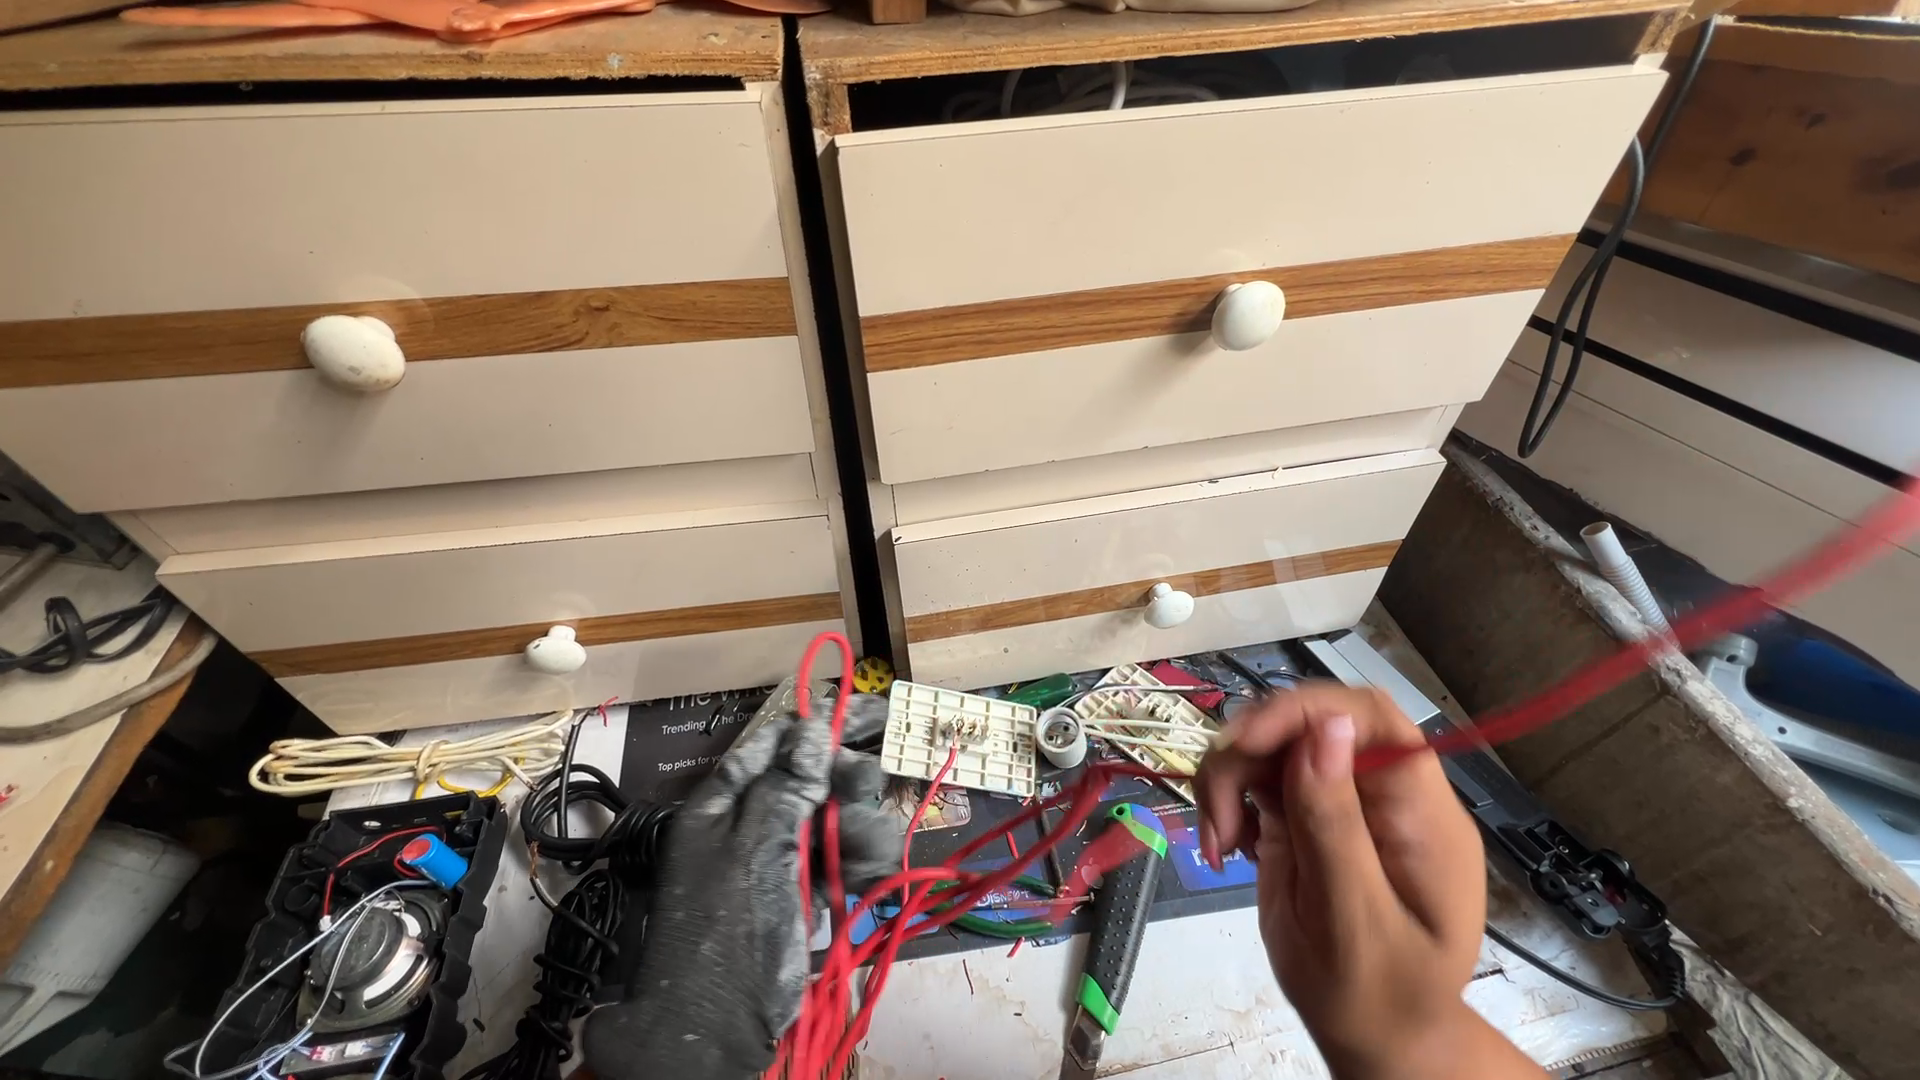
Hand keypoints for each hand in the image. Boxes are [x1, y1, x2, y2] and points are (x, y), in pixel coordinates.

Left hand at [582, 681, 900, 1079]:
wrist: (722, 1028)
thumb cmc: (729, 929)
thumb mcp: (755, 847)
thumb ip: (786, 784)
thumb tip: (813, 725)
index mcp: (727, 801)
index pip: (777, 740)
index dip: (821, 723)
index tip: (870, 712)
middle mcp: (757, 820)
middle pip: (816, 775)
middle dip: (845, 783)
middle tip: (857, 792)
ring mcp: (785, 856)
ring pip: (840, 815)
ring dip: (856, 831)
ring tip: (856, 856)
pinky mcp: (809, 888)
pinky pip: (845, 856)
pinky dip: (857, 865)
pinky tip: (857, 881)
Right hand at [1194, 683, 1542, 1079]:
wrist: (1371, 1037)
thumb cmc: (1377, 996)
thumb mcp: (1354, 919)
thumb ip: (1336, 822)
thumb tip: (1325, 725)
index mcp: (1418, 812)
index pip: (1371, 720)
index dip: (1305, 711)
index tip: (1244, 741)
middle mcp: (1377, 792)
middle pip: (1306, 724)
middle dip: (1249, 753)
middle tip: (1217, 811)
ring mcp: (1336, 799)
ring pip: (1269, 744)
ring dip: (1226, 779)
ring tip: (1218, 840)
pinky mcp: (1298, 812)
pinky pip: (1252, 776)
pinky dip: (1224, 799)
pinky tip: (1225, 844)